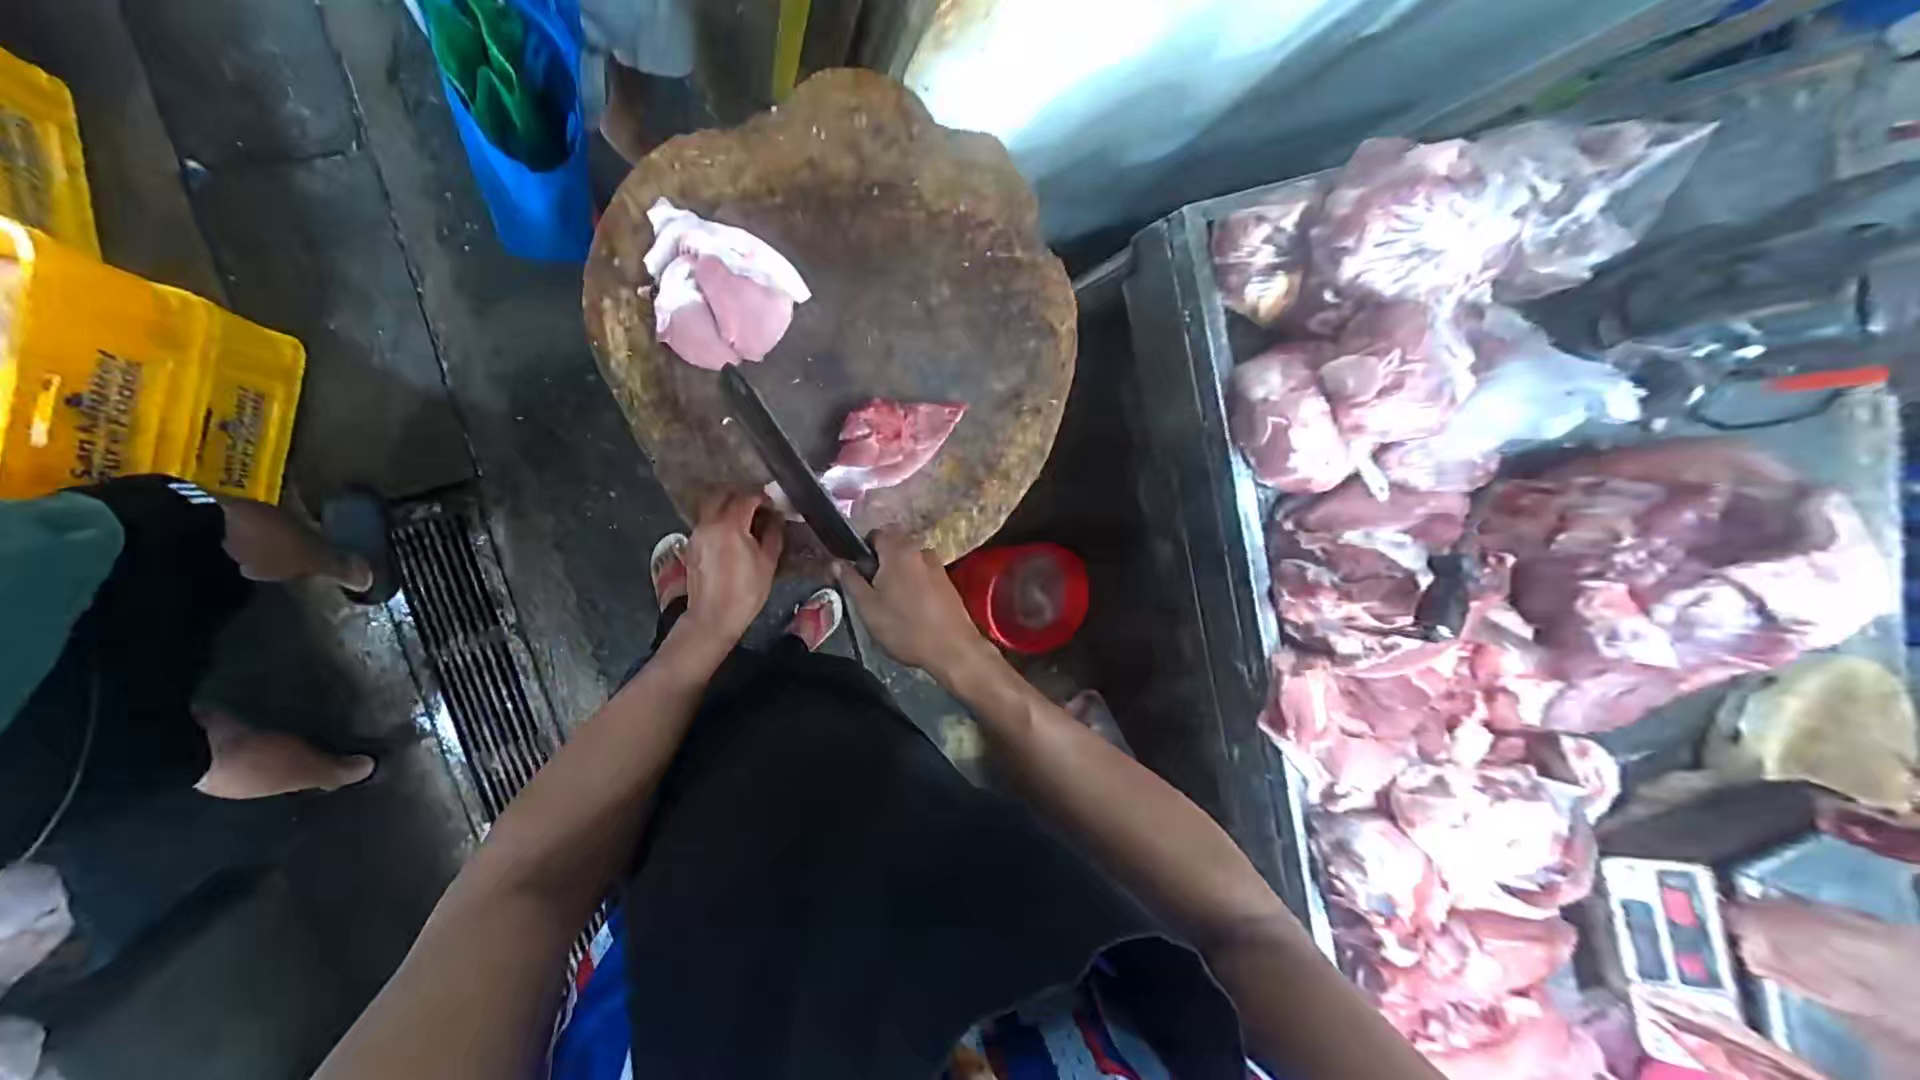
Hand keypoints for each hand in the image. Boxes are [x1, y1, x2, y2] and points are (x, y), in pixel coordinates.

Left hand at [680, 492, 782, 646]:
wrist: (713, 617)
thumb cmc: (746, 591)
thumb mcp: (768, 562)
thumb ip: (773, 533)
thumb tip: (776, 517)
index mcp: (730, 526)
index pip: (746, 498)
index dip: (762, 497)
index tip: (773, 503)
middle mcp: (709, 524)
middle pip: (722, 495)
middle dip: (740, 494)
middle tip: (758, 504)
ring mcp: (696, 534)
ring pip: (711, 507)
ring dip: (728, 506)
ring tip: (746, 518)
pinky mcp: (691, 545)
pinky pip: (706, 522)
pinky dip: (719, 519)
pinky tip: (732, 534)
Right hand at [834, 530, 988, 680]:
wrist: (952, 648)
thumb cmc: (904, 627)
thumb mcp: (868, 607)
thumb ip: (851, 580)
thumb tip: (838, 562)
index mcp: (899, 550)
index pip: (877, 533)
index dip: (863, 548)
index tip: (858, 571)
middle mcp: (921, 551)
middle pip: (895, 546)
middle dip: (881, 562)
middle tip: (872, 589)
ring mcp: (938, 566)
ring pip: (910, 561)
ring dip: (899, 573)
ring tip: (892, 601)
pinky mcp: (948, 582)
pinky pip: (924, 574)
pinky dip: (914, 583)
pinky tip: (912, 607)